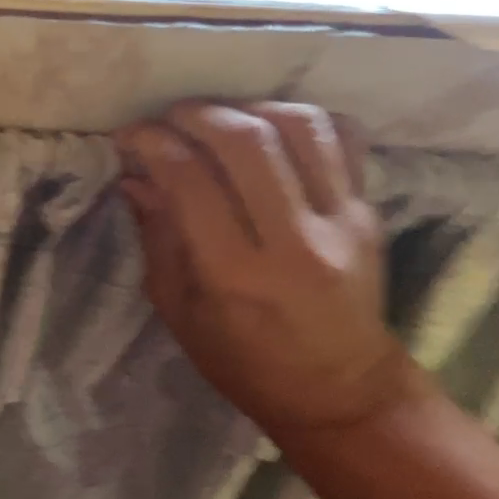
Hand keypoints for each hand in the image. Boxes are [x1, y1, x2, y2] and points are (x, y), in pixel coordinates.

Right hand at [114, 101, 415, 433]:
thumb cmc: (239, 359)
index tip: (128, 136)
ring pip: (301, 127)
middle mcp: (295, 239)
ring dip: (248, 108)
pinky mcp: (369, 211)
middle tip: (166, 118)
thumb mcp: (176, 307)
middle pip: (248, 141)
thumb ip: (159, 235)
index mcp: (235, 273)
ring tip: (216, 119)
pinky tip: (267, 129)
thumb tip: (136, 177)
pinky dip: (300, 119)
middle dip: (196, 114)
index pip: (191, 180)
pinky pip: (343, 139)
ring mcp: (342, 221)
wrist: (340, 391)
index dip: (152, 143)